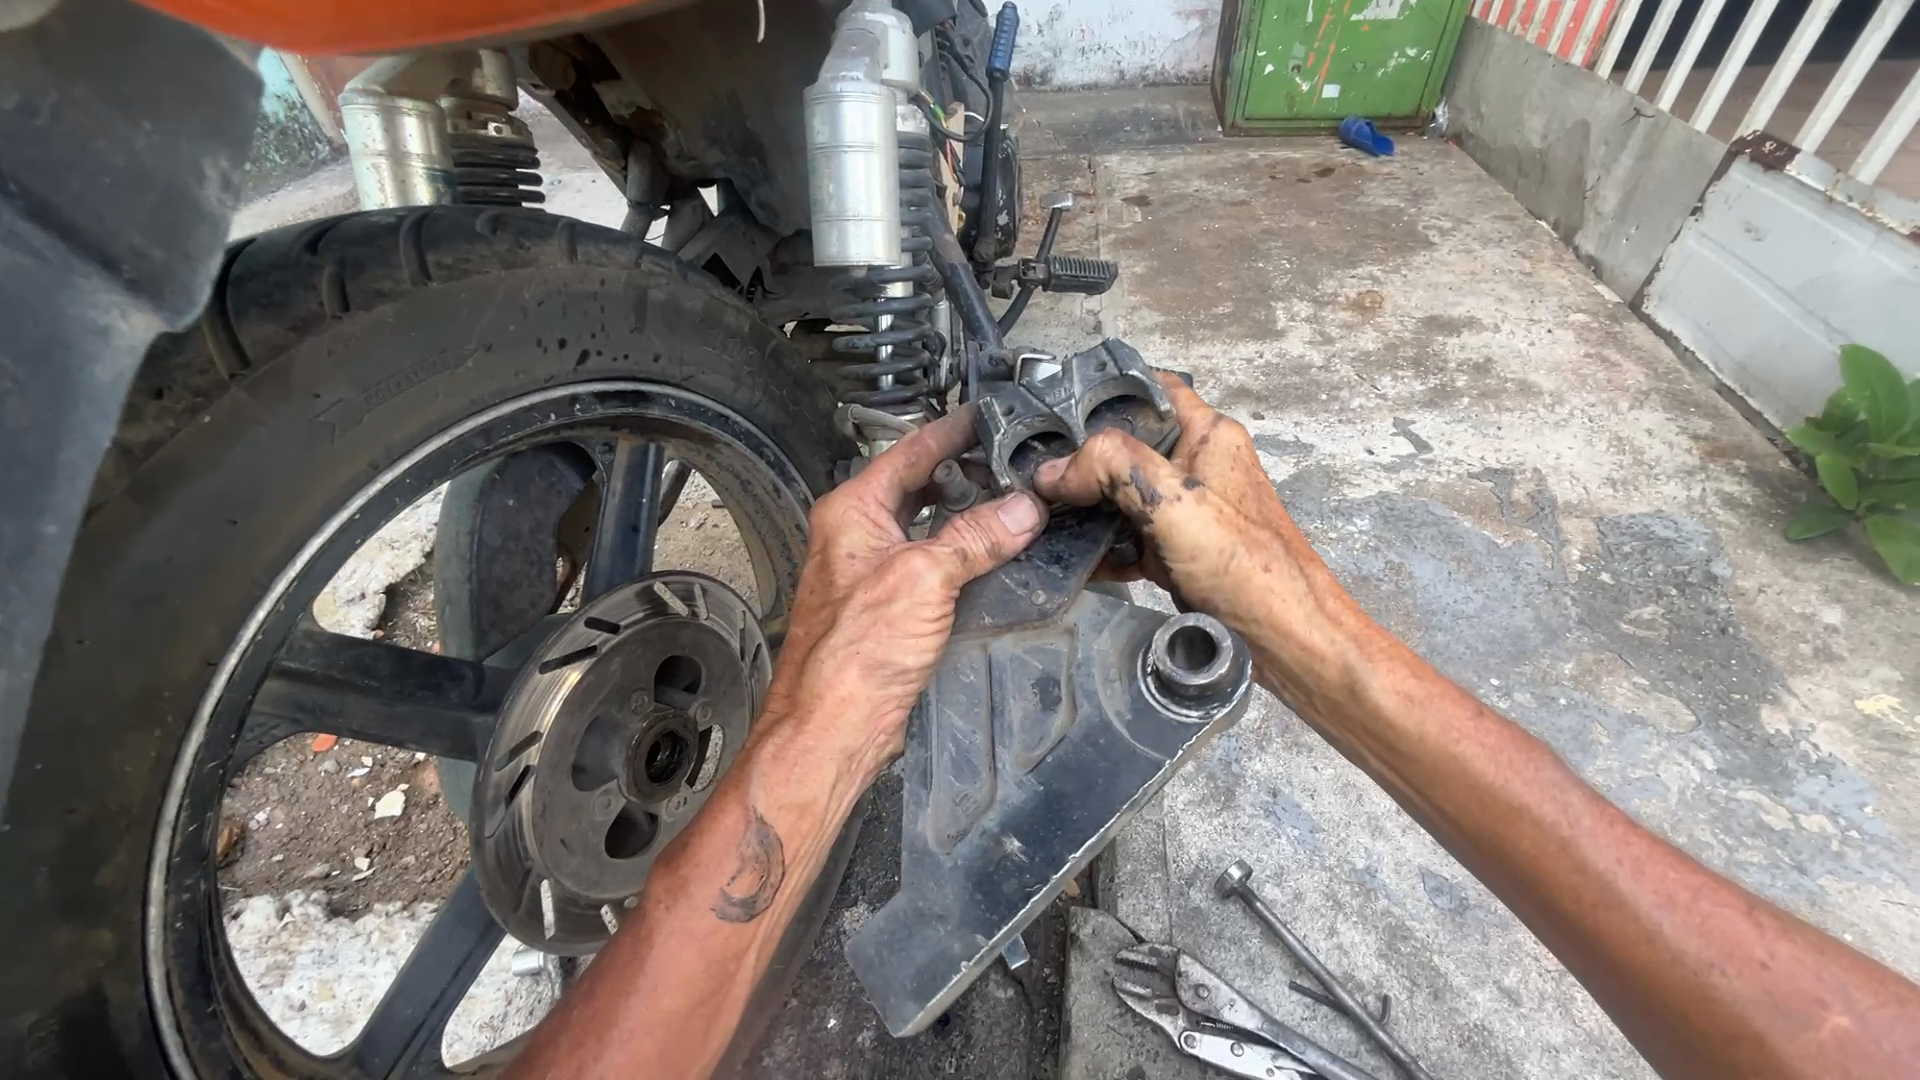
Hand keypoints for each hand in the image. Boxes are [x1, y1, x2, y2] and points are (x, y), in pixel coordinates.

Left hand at [763, 405, 1046, 782]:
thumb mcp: (923, 578)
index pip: (909, 452)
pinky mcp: (894, 606)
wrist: (834, 724)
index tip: (986, 417)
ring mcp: (877, 571)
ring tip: (1017, 503)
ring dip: (970, 515)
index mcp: (853, 512)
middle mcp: (860, 536)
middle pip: (920, 486)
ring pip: (931, 526)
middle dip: (967, 473)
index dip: (950, 432)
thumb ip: (975, 537)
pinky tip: (998, 555)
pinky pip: (937, 564)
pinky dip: (967, 555)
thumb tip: (1021, 509)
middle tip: (1015, 463)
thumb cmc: (852, 654)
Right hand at [1032, 376, 1355, 701]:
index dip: (1103, 393)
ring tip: (1037, 511)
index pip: (1149, 390)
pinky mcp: (1172, 551)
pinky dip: (1098, 545)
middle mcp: (1194, 466)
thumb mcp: (1174, 501)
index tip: (1054, 413)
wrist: (1284, 640)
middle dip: (1080, 459)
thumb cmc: (1244, 566)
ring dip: (1083, 504)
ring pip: (1120, 494)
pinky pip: (1125, 537)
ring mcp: (1183, 512)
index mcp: (1207, 436)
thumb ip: (1112, 468)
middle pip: (1125, 446)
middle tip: (1033, 471)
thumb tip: (1051, 472)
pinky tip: (1067, 556)